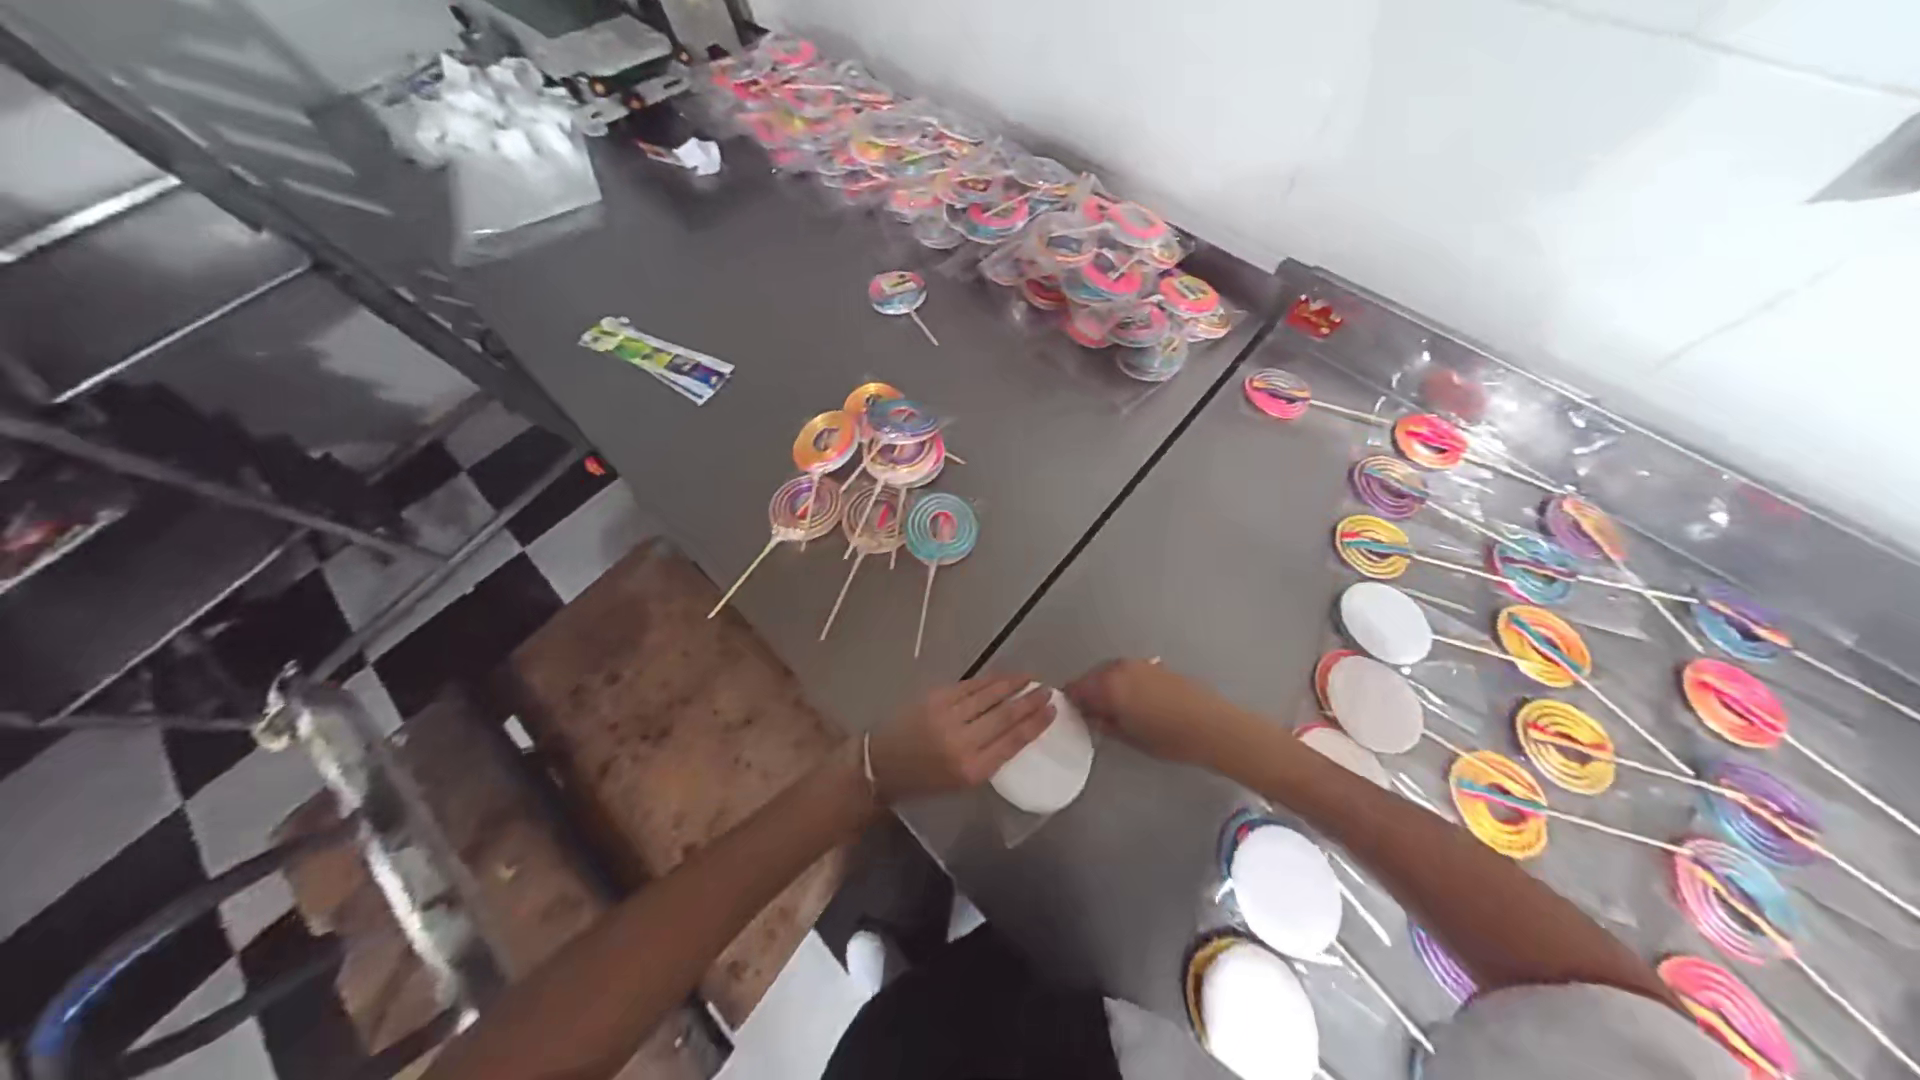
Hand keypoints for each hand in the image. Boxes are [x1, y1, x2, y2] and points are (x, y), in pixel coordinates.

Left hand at [866, 675, 1055, 802]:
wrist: (881, 765)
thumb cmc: (924, 780)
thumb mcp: (962, 782)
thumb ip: (989, 758)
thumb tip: (1016, 730)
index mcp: (972, 770)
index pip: (1013, 741)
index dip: (1036, 723)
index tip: (1052, 710)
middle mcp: (963, 742)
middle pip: (1006, 716)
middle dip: (1030, 701)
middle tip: (1048, 690)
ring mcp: (948, 717)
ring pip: (989, 695)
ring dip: (1013, 684)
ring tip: (1030, 679)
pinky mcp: (935, 699)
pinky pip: (969, 686)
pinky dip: (989, 680)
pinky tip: (1002, 677)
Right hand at [1065, 659, 1247, 765]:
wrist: (1213, 727)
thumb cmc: (1169, 738)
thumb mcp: (1129, 737)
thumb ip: (1105, 723)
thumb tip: (1093, 716)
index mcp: (1107, 685)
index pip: (1076, 688)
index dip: (1071, 703)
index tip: (1073, 716)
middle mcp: (1119, 668)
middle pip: (1092, 677)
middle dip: (1089, 693)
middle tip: (1093, 716)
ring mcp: (1139, 664)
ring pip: (1111, 673)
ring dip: (1107, 687)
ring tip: (1116, 710)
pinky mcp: (1156, 666)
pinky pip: (1129, 672)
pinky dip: (1125, 683)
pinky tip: (1136, 702)